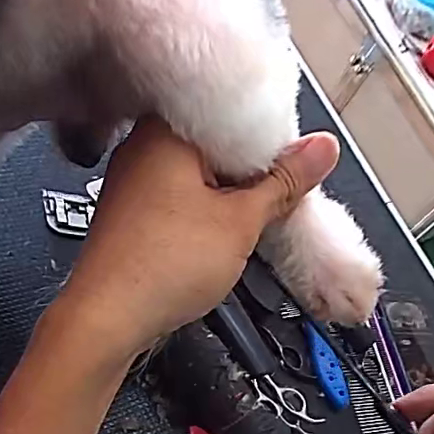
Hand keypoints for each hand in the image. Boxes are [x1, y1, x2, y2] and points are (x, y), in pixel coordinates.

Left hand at [50, 117, 339, 354]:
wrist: (111, 317)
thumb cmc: (162, 267)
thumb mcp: (241, 223)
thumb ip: (284, 184)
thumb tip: (322, 150)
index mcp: (170, 129)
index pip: (237, 117)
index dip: (273, 148)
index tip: (295, 174)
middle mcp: (144, 146)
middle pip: (218, 148)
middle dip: (251, 178)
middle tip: (275, 205)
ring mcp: (134, 181)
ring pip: (199, 178)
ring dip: (228, 201)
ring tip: (244, 229)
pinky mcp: (133, 214)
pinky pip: (179, 203)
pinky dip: (203, 218)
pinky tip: (215, 242)